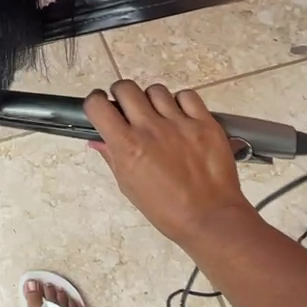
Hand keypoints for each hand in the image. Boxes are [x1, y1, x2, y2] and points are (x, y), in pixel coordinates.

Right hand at [84, 80, 261, 246]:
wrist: (211, 219)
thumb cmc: (166, 208)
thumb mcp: (128, 185)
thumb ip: (112, 156)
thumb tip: (96, 140)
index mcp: (127, 145)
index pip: (98, 104)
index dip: (96, 103)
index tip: (102, 107)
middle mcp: (150, 129)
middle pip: (125, 88)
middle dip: (121, 95)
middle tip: (128, 108)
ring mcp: (180, 124)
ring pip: (156, 90)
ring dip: (152, 100)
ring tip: (158, 115)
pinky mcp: (205, 124)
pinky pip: (187, 96)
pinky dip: (181, 102)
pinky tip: (181, 116)